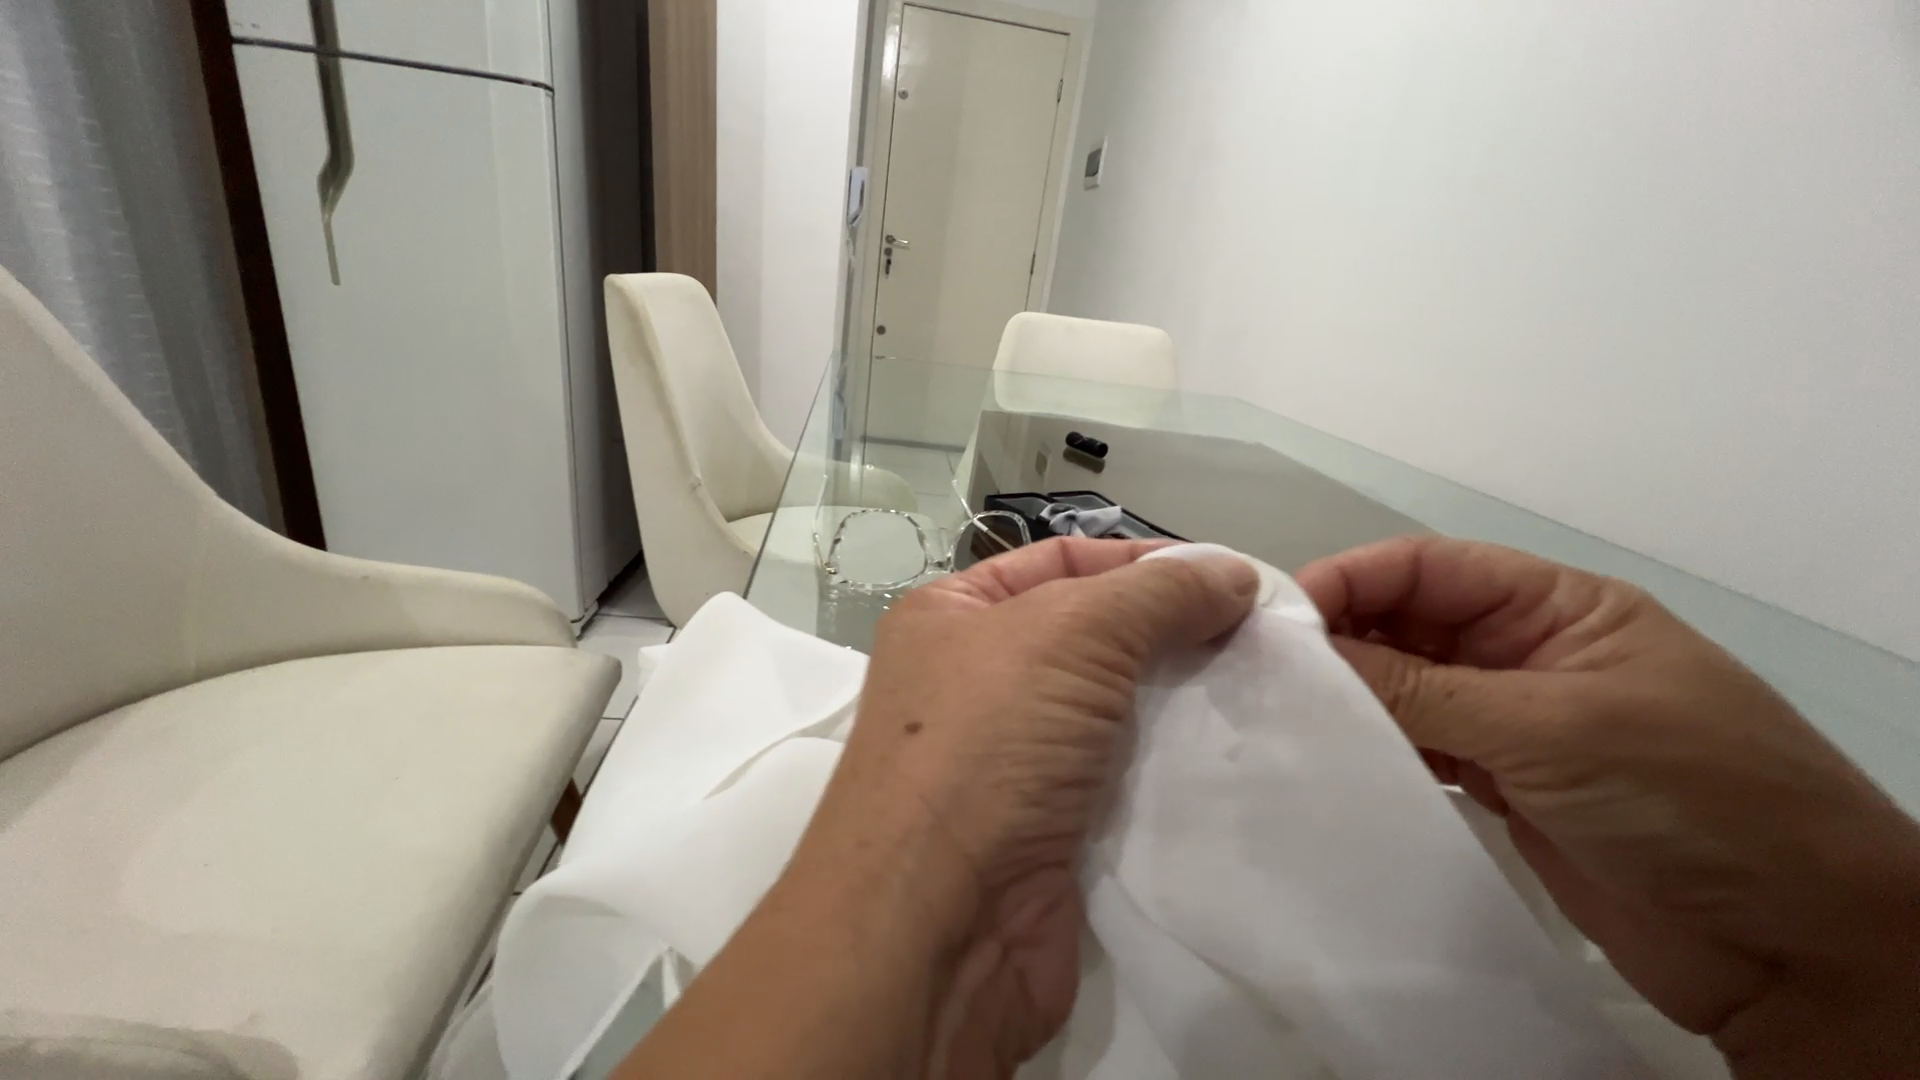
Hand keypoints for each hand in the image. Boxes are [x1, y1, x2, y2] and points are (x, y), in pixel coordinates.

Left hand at [806, 537, 1257, 1077]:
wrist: (938, 925)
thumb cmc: (985, 742)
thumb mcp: (1068, 632)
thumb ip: (1154, 594)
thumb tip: (1231, 573)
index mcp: (953, 615)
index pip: (1061, 561)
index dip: (1143, 561)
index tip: (1228, 577)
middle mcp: (977, 680)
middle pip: (1093, 636)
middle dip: (1172, 632)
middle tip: (1260, 637)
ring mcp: (1012, 758)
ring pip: (1114, 710)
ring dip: (1182, 701)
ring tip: (1262, 689)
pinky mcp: (1050, 828)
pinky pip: (1123, 778)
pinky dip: (1173, 765)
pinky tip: (1234, 754)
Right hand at [1297, 536, 1919, 1079]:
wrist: (1798, 953)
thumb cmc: (1689, 799)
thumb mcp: (1550, 726)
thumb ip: (1420, 690)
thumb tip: (1307, 657)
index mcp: (1553, 607)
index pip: (1428, 567)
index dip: (1352, 579)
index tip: (1283, 618)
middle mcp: (1522, 650)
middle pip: (1406, 622)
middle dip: (1340, 637)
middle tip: (1266, 671)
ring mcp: (1507, 718)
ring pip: (1403, 684)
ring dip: (1350, 694)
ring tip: (1280, 712)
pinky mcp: (1495, 779)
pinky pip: (1415, 742)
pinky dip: (1372, 743)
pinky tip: (1328, 753)